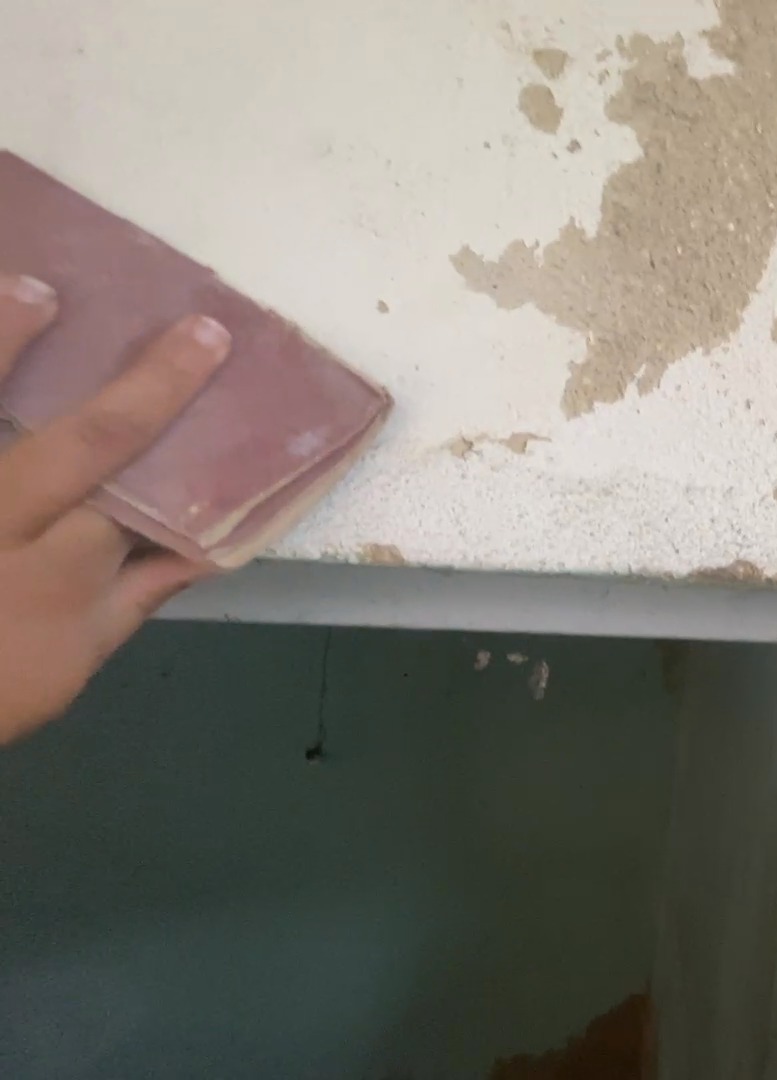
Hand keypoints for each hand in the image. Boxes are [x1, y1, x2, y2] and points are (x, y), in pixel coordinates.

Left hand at [0, 274, 228, 744]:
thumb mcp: (67, 663)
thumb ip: (131, 598)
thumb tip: (205, 551)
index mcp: (53, 576)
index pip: (137, 500)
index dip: (189, 453)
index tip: (228, 391)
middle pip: (81, 444)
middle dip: (148, 389)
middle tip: (198, 334)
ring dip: (5, 349)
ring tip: (33, 288)